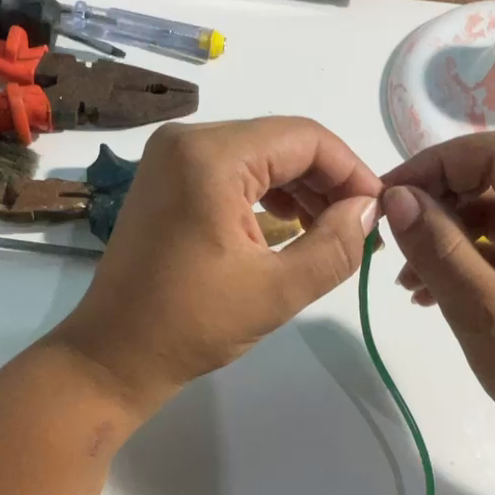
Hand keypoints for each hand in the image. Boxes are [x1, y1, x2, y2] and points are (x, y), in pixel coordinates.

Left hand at [48, 117, 381, 407]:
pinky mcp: (165, 184)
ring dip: (298, 190)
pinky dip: (264, 196)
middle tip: (359, 229)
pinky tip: (287, 227)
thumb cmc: (191, 326)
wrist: (115, 356)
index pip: (304, 138)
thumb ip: (334, 246)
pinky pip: (230, 174)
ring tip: (329, 233)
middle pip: (280, 142)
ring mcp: (170, 161)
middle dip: (326, 182)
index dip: (351, 171)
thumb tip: (370, 211)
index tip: (379, 211)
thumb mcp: (276, 291)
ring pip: (256, 157)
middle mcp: (187, 141)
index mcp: (211, 157)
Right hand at [381, 129, 494, 463]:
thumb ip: (437, 249)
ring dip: (448, 236)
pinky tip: (429, 290)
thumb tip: (395, 198)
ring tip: (405, 277)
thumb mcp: (483, 310)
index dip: (437, 166)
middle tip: (390, 237)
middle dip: (440, 204)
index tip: (385, 195)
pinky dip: (469, 258)